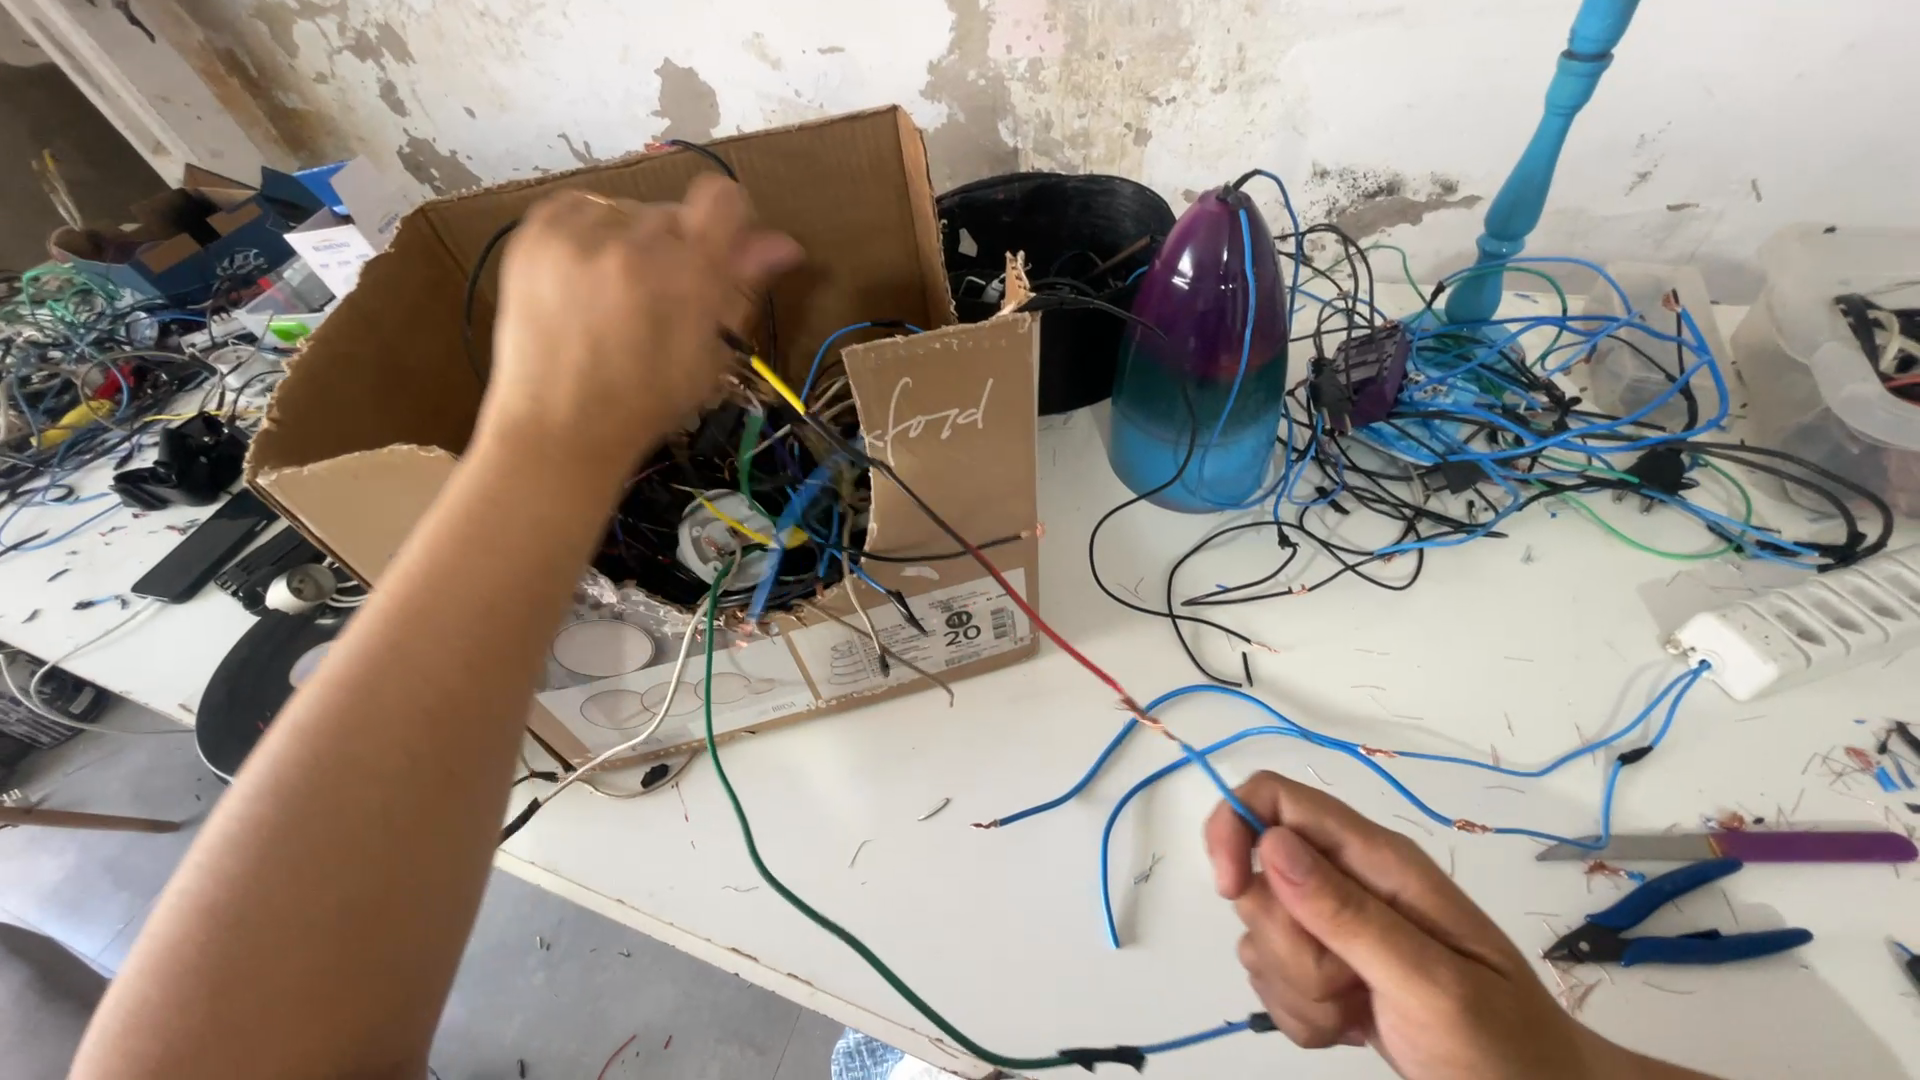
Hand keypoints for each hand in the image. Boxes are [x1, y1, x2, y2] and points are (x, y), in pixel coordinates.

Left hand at [475, 175, 802, 477]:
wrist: (560, 425)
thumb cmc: (648, 401)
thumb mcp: (711, 355)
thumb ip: (742, 289)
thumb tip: (784, 244)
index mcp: (687, 273)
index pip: (723, 199)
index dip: (731, 223)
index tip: (724, 253)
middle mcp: (633, 239)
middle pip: (677, 212)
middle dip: (680, 248)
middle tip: (665, 298)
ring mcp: (578, 231)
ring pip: (631, 211)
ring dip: (637, 244)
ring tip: (621, 296)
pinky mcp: (535, 230)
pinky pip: (585, 208)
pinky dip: (595, 238)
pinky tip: (590, 281)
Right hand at [1204, 772, 1646, 1079]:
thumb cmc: (1505, 1046)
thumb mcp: (1433, 985)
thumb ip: (1349, 915)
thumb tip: (1270, 842)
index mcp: (1376, 859)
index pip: (1276, 798)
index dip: (1236, 826)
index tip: (1231, 889)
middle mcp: (1347, 879)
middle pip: (1259, 877)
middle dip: (1286, 942)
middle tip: (1348, 982)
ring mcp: (1333, 925)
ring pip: (1259, 933)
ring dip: (1296, 987)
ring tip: (1359, 1013)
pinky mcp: (1322, 968)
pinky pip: (1269, 977)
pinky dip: (1299, 1013)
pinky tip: (1348, 1028)